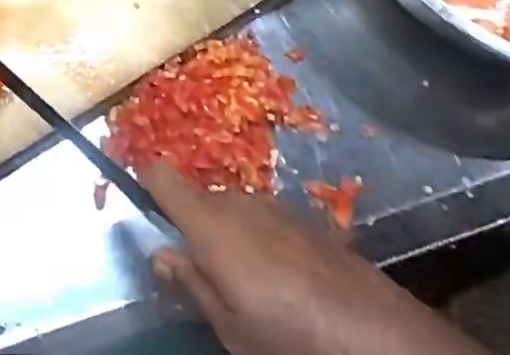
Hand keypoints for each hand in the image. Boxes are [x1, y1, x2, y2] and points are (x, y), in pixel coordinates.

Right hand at [140, 165, 486, 354]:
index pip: (161, 176)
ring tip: (247, 283)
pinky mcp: (302, 217)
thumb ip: (191, 283)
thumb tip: (161, 255)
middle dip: (192, 225)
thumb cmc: (286, 332)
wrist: (374, 330)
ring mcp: (271, 205)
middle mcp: (234, 201)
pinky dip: (260, 240)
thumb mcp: (229, 326)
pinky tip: (282, 280)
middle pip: (198, 199)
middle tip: (201, 269)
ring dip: (229, 235)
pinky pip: (263, 219)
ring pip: (232, 210)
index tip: (135, 189)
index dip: (144, 177)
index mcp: (206, 222)